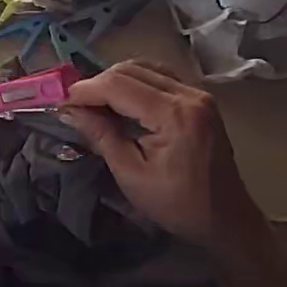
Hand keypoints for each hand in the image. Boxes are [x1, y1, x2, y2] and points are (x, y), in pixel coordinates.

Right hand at [56, 62, 266, 246]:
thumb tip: (70, 110)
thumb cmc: (176, 203)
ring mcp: (199, 95)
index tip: (60, 105)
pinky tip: (119, 102)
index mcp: (174, 115)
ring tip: (94, 104)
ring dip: (113, 82)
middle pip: (130, 70)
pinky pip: (159, 77)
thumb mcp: (129, 172)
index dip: (83, 91)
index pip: (118, 85)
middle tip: (74, 107)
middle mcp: (190, 95)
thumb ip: (100, 134)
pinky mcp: (200, 100)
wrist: (225, 218)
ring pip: (143, 68)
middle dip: (95, 85)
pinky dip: (133, 83)